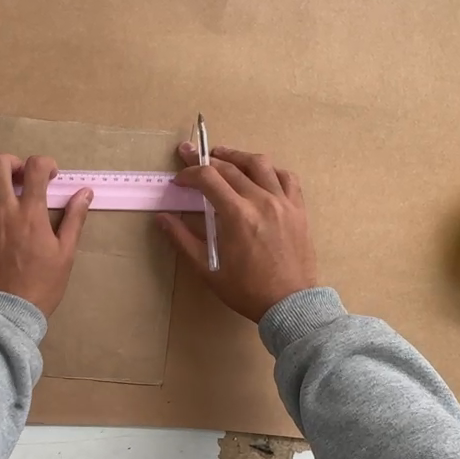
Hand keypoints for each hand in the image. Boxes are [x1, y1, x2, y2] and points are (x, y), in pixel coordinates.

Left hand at [0, 152, 92, 317]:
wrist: (7, 313)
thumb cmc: (40, 286)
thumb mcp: (65, 254)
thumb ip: (74, 219)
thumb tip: (85, 192)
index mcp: (31, 214)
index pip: (35, 167)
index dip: (44, 164)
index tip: (48, 176)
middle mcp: (2, 210)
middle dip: (11, 163)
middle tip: (17, 177)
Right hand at [157, 143, 319, 321]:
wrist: (288, 303)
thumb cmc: (246, 290)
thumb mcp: (207, 269)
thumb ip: (182, 239)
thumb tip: (162, 218)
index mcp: (237, 215)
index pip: (208, 178)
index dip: (189, 174)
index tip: (179, 180)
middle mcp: (261, 201)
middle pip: (230, 167)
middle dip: (206, 160)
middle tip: (190, 155)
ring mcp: (283, 202)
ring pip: (259, 164)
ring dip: (237, 156)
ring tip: (223, 156)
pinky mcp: (298, 209)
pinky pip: (286, 178)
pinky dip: (270, 170)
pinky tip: (259, 173)